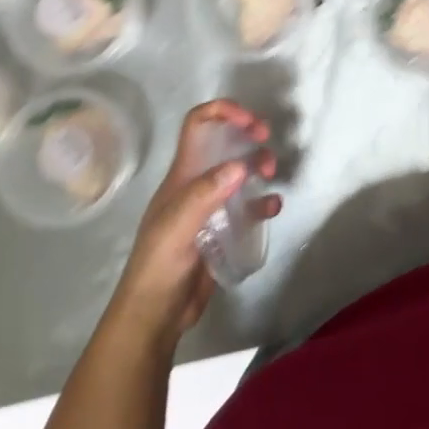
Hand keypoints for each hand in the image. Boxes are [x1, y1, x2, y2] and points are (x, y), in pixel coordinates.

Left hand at [110, 100, 281, 342]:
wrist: (156, 316)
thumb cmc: (159, 267)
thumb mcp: (176, 228)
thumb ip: (203, 195)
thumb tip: (240, 165)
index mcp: (181, 176)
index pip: (199, 126)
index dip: (223, 112)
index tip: (251, 121)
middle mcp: (197, 185)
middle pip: (225, 144)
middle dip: (247, 135)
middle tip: (266, 143)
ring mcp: (211, 208)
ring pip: (240, 173)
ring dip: (258, 165)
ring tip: (271, 177)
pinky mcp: (225, 231)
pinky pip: (249, 208)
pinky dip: (264, 202)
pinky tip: (272, 209)